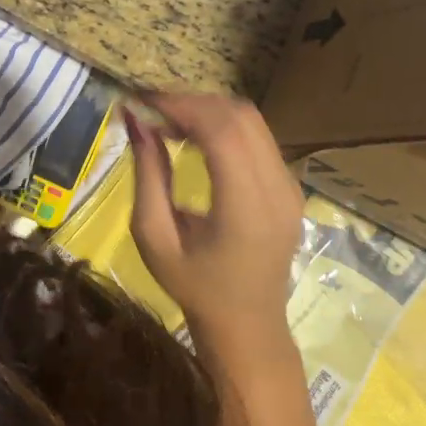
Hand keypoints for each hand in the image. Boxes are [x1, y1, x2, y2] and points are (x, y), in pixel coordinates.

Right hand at [126, 93, 302, 361]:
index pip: (221, 132)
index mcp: (245, 207)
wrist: (245, 323)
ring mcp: (290, 188)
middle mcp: (277, 191)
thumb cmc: (191, 283)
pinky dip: (221, 126)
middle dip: (191, 103)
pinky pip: (257, 138)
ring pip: (252, 121)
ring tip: (166, 123)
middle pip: (240, 117)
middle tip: (150, 110)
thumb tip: (136, 122)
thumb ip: (148, 174)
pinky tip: (191, 139)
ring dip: (206, 111)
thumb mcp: (153, 234)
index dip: (179, 106)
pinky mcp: (288, 188)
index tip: (140, 102)